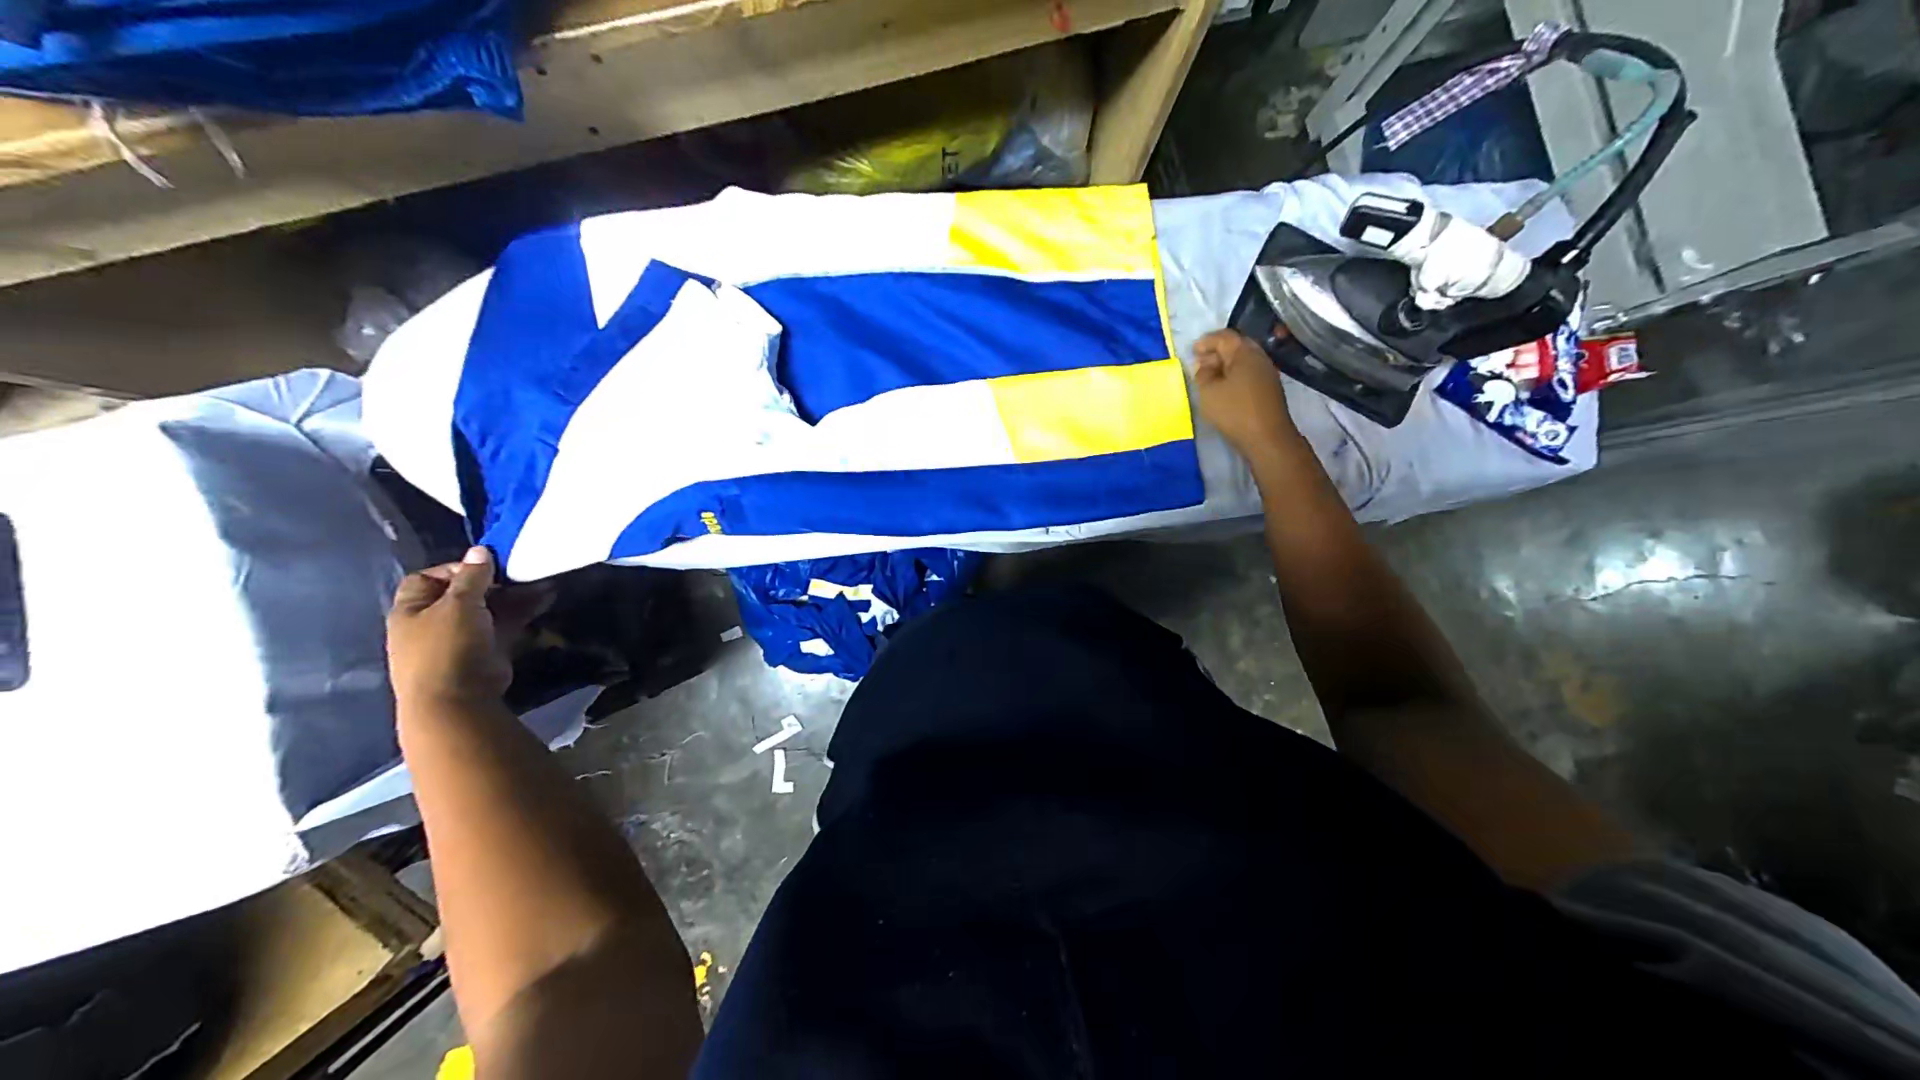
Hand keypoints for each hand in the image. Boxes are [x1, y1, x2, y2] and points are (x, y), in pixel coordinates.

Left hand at [387, 546, 550, 710]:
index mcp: (412, 610)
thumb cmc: (447, 646)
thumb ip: (472, 576)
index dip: (456, 569)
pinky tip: (545, 600)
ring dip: (515, 596)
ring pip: (490, 610)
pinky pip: (504, 626)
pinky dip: (523, 613)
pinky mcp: (485, 652)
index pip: (429, 579)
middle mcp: (433, 623)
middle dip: (494, 582)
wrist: (457, 701)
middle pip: (464, 593)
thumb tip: (479, 550)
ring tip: (544, 583)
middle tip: (520, 573)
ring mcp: (461, 639)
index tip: (485, 566)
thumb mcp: (458, 604)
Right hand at [1193, 328, 1296, 460]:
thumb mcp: (1209, 391)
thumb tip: (1205, 364)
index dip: (1206, 341)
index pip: (1224, 337)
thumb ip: (1203, 373)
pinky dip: (1234, 374)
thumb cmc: (1235, 411)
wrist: (1267, 437)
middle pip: (1236, 346)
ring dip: (1225, 364)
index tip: (1192, 351)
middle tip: (1200, 362)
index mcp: (1245, 352)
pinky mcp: (1269, 387)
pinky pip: (1248, 372)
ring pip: (1243, 360)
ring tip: (1209, 377)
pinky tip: (1224, 387)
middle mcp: (1259, 357)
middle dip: (1216, 351)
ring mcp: (1267, 372)